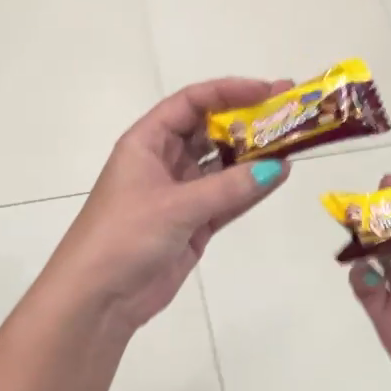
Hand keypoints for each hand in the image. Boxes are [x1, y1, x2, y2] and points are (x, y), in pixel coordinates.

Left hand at [39, 78, 293, 332]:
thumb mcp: (176, 206)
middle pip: (209, 130)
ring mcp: (178, 194)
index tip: (267, 91)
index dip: (228, 91)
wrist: (97, 298)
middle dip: (247, 120)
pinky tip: (278, 177)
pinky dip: (249, 189)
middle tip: (289, 111)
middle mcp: (162, 161)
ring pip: (221, 165)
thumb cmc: (124, 236)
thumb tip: (277, 166)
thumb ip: (228, 187)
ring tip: (293, 142)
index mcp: (145, 142)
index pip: (190, 102)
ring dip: (252, 155)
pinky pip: (226, 199)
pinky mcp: (191, 224)